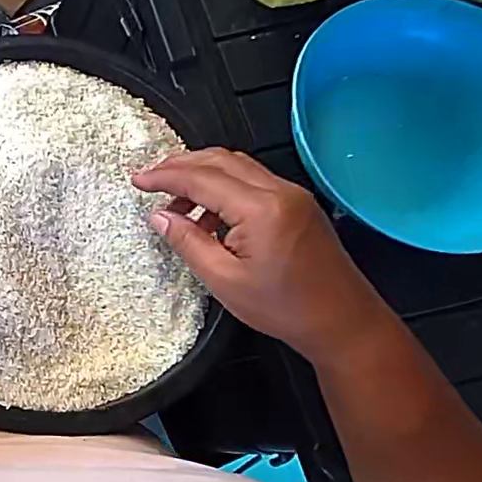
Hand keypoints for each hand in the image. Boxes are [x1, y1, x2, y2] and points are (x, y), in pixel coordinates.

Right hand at [132, 149, 390, 364]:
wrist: (342, 321)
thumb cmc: (287, 308)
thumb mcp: (225, 281)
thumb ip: (189, 243)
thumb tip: (160, 217)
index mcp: (261, 209)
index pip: (202, 178)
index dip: (165, 176)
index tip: (139, 180)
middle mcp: (280, 191)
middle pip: (219, 160)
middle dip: (181, 165)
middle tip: (151, 179)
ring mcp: (292, 194)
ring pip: (237, 166)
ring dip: (202, 175)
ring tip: (175, 203)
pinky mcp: (297, 204)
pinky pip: (253, 182)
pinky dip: (224, 187)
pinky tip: (208, 214)